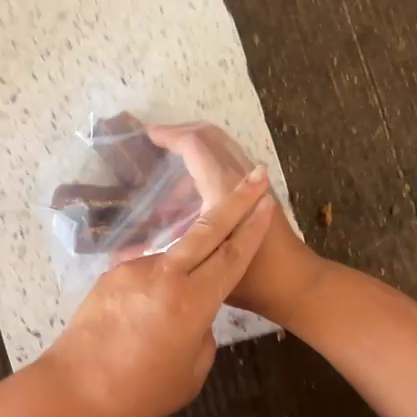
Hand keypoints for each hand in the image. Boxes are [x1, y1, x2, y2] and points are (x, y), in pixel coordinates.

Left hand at [40, 166, 277, 416]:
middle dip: (236, 200)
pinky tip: (145, 313)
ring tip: (178, 302)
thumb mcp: (191, 372)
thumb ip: (203, 333)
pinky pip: (146, 271)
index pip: (232, 257)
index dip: (253, 229)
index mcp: (192, 302)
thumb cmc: (139, 391)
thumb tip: (196, 314)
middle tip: (256, 175)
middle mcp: (165, 275)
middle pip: (208, 229)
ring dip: (190, 259)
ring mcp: (135, 269)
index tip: (268, 203)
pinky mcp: (112, 273)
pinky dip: (157, 284)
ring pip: (175, 253)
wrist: (74, 387)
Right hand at [147, 123, 323, 315]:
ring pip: (221, 145)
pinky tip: (187, 193)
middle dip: (180, 132)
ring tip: (166, 169)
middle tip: (154, 142)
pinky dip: (206, 162)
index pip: (195, 145)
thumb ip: (164, 252)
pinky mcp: (260, 189)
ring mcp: (255, 180)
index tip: (146, 136)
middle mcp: (241, 176)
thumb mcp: (201, 266)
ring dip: (193, 146)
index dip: (169, 135)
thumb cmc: (249, 280)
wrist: (295, 285)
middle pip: (210, 135)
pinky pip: (228, 160)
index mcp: (224, 189)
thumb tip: (122, 252)